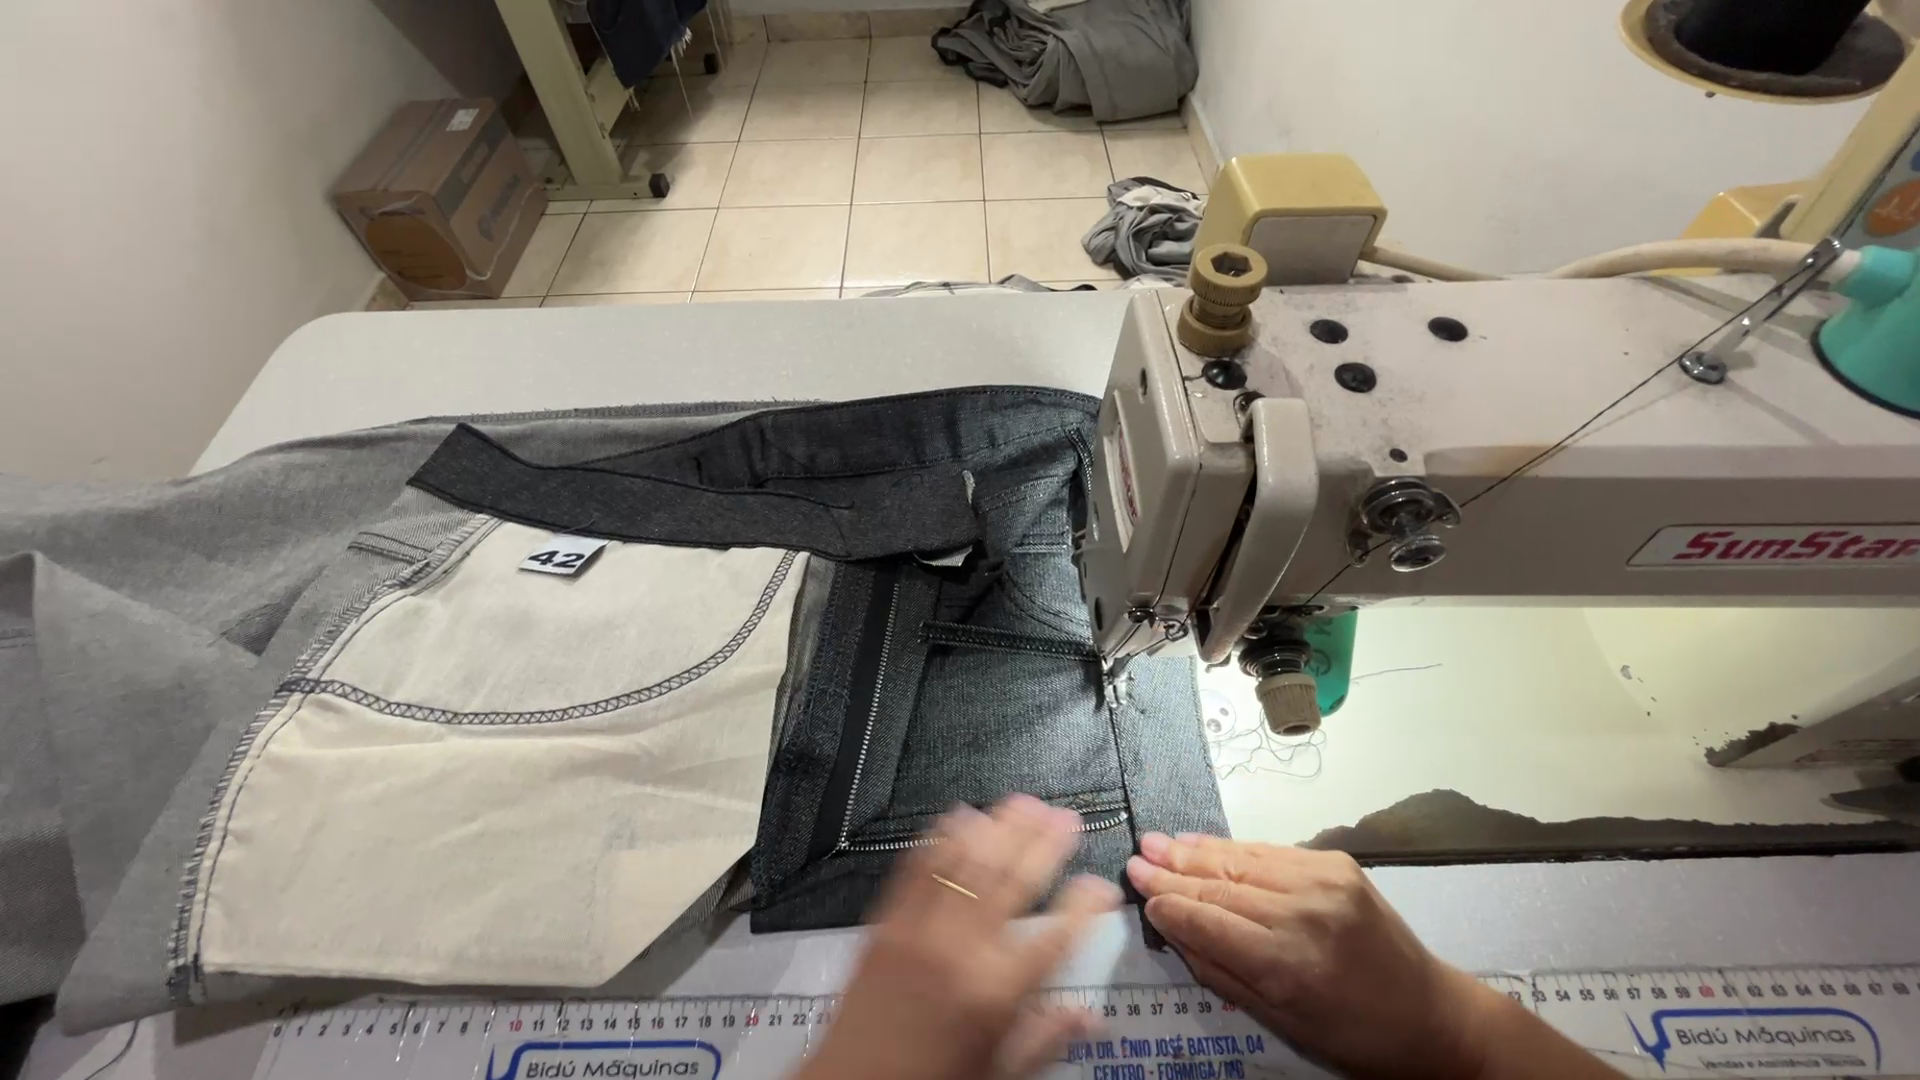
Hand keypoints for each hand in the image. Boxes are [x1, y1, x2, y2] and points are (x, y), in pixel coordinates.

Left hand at [795, 795, 1121, 1079]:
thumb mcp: (998, 1073)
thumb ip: (1046, 1039)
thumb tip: (1089, 1019)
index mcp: (997, 994)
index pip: (1057, 937)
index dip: (1085, 904)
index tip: (1102, 885)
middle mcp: (963, 953)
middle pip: (1014, 882)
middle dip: (1045, 843)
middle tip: (1065, 817)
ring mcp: (921, 931)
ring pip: (968, 864)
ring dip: (999, 828)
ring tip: (1022, 803)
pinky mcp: (885, 922)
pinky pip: (916, 868)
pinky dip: (940, 838)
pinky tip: (958, 816)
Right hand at [1126, 833, 1494, 1079]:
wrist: (1432, 1014)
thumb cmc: (1351, 1033)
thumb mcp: (1279, 1020)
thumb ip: (1219, 970)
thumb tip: (1171, 925)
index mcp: (1287, 964)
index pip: (1207, 922)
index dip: (1167, 903)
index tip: (1136, 886)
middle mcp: (1302, 912)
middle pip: (1218, 884)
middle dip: (1171, 871)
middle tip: (1136, 857)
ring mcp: (1321, 879)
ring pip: (1239, 859)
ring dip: (1194, 851)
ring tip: (1158, 842)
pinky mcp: (1334, 862)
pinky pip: (1267, 851)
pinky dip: (1231, 849)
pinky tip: (1202, 843)